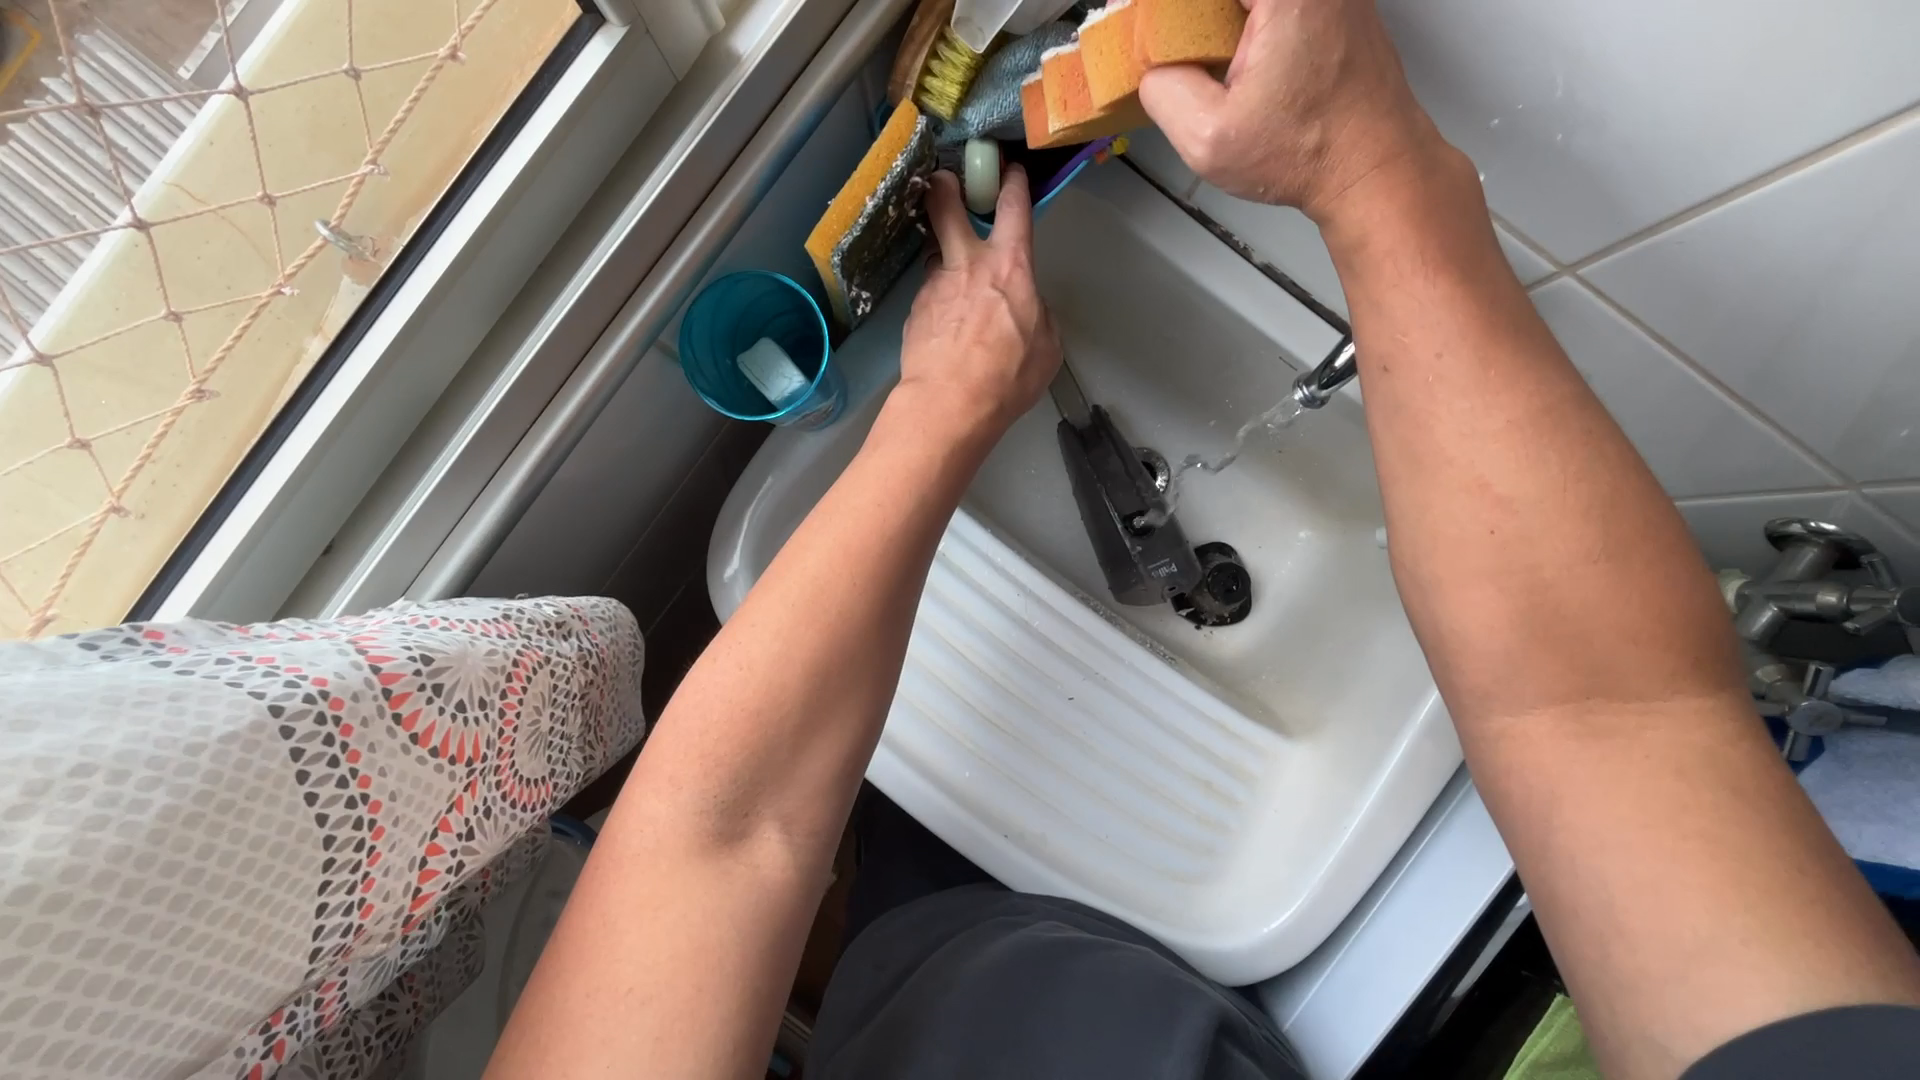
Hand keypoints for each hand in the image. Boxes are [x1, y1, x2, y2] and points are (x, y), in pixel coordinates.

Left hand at [895, 166, 1062, 439]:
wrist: (949, 403)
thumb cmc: (1007, 377)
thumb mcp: (1047, 345)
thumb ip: (1037, 313)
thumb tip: (1026, 307)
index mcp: (1010, 267)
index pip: (1013, 208)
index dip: (1013, 183)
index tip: (1010, 171)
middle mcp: (967, 265)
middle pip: (945, 207)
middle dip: (942, 188)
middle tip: (940, 182)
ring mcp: (934, 286)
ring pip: (936, 257)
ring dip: (944, 262)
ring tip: (953, 288)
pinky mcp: (913, 312)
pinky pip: (928, 297)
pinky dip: (936, 305)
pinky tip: (942, 328)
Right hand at [1138, 0, 1450, 222]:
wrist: (1371, 165)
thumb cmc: (1305, 152)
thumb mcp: (1207, 137)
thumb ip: (1162, 89)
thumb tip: (1153, 66)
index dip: (1165, 12)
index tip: (1144, 30)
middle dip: (1191, 19)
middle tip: (1171, 50)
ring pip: (1245, 3)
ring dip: (1216, 22)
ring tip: (1206, 63)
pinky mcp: (1335, 3)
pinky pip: (1274, 6)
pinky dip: (1244, 23)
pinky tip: (1238, 61)